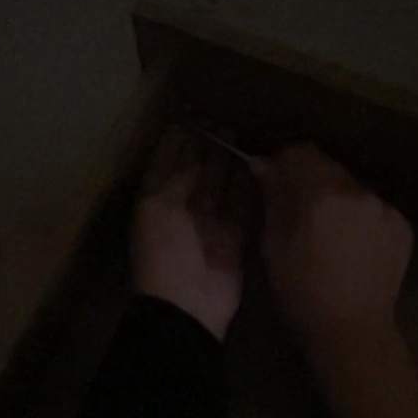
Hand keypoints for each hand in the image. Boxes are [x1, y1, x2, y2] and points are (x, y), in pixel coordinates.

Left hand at [131, 129, 253, 340]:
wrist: (187, 305)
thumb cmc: (165, 253)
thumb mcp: (159, 208)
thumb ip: (178, 176)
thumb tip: (196, 150)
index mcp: (155, 202)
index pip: (166, 163)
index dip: (177, 139)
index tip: (193, 112)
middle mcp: (181, 210)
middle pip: (196, 172)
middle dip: (208, 146)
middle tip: (227, 117)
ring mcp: (209, 225)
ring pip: (221, 186)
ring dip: (231, 163)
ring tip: (245, 133)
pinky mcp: (234, 239)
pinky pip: (244, 208)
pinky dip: (251, 189)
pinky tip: (261, 166)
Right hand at [255, 143, 417, 417]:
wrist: (352, 330)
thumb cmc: (301, 292)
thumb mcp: (273, 246)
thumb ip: (272, 200)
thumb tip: (265, 167)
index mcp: (322, 196)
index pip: (299, 153)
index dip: (282, 162)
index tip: (272, 178)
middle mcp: (358, 192)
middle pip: (328, 166)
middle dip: (309, 179)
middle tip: (296, 207)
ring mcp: (384, 208)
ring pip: (351, 186)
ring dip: (335, 198)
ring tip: (325, 230)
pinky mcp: (401, 225)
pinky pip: (372, 207)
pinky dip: (358, 216)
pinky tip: (349, 245)